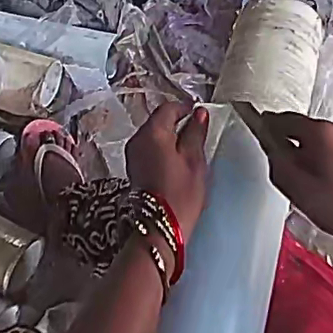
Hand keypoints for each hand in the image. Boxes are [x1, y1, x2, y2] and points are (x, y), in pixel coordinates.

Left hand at [126, 102, 210, 230]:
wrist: (160, 226)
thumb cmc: (181, 191)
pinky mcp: (133, 168)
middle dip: (176, 121)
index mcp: (152, 132)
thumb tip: (199, 112)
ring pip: (152, 135)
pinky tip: (175, 159)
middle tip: (197, 129)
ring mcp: (132, 154)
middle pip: (157, 121)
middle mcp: (137, 139)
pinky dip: (161, 148)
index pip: (167, 109)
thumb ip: (195, 132)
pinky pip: (148, 148)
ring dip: (168, 135)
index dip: (184, 107)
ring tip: (188, 145)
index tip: (199, 113)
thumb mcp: (194, 159)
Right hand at [255, 113, 332, 255]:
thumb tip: (270, 148)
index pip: (280, 119)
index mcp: (319, 132)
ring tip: (310, 186)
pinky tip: (330, 186)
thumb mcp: (302, 192)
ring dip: (308, 156)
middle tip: (285, 174)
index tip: (259, 143)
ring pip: (318, 140)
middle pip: (300, 129)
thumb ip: (278, 165)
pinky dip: (326, 161)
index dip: (265, 130)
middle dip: (288, 146)